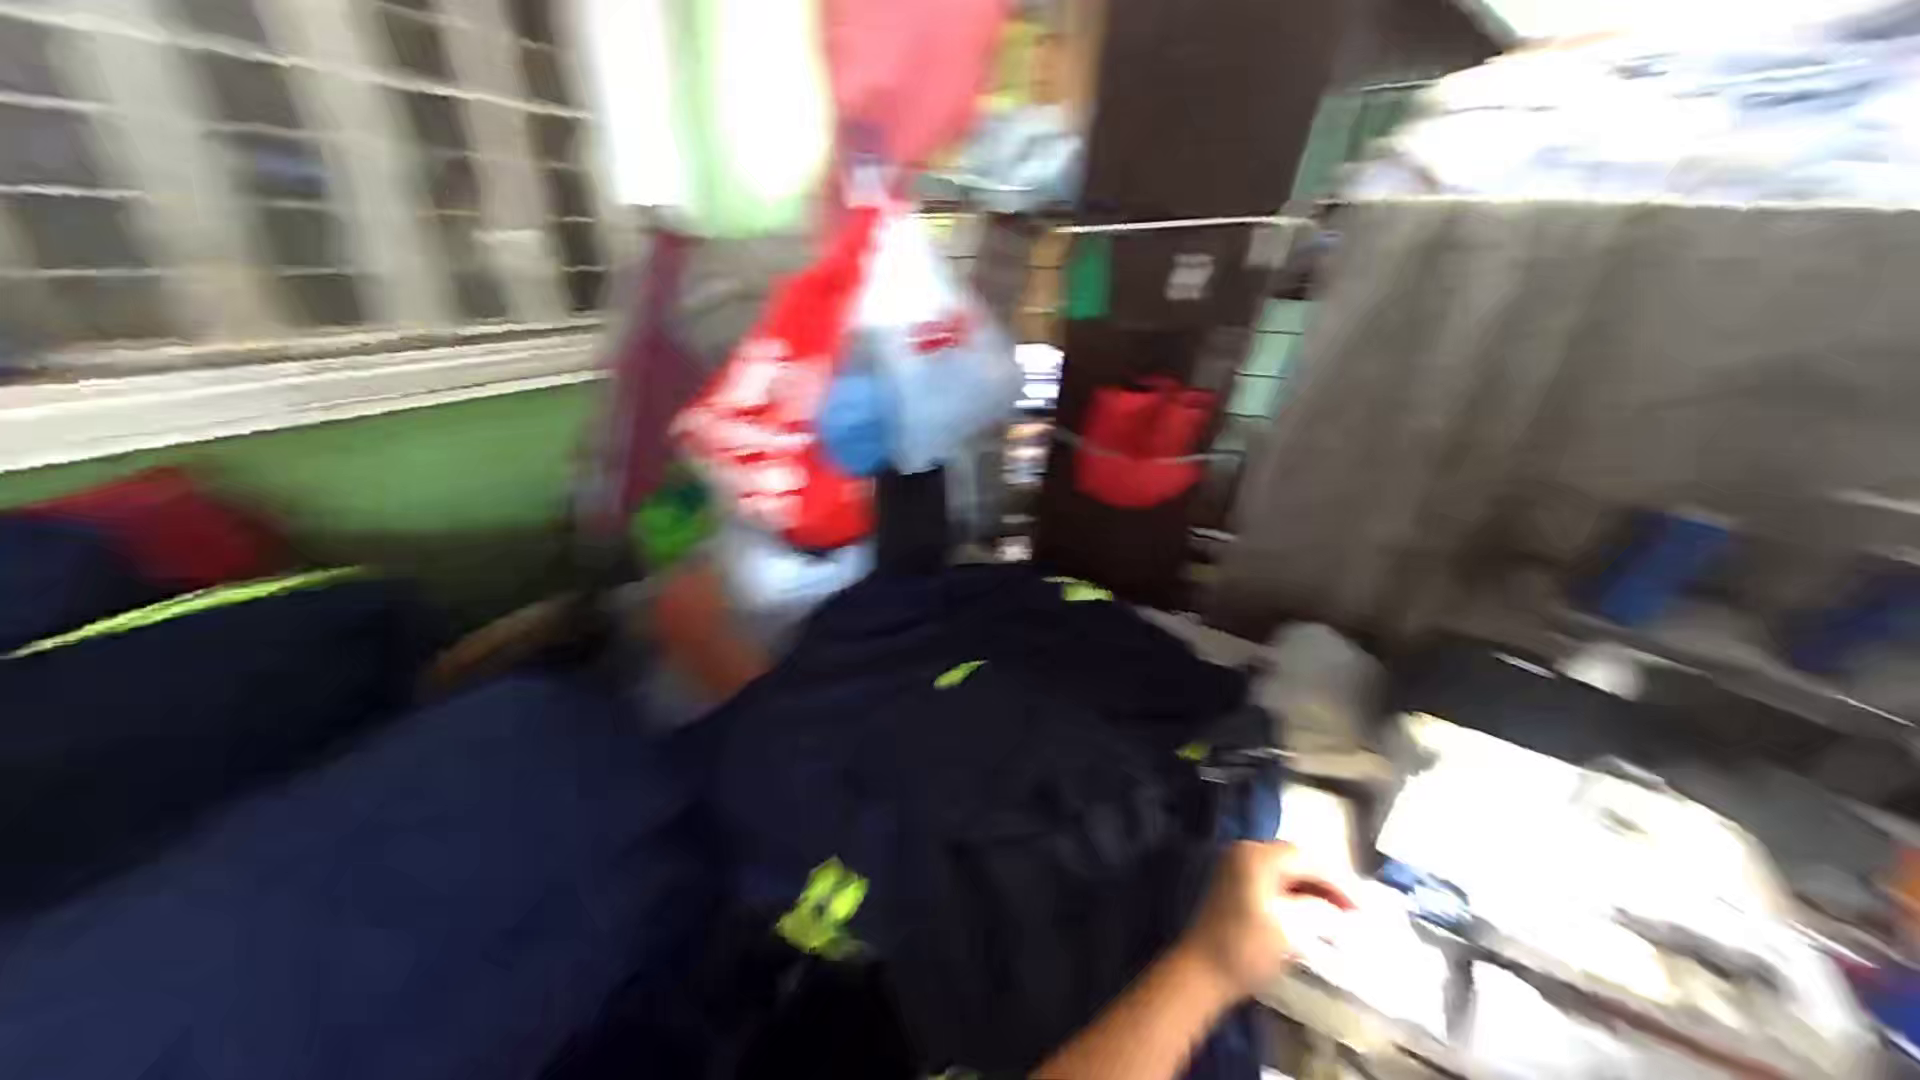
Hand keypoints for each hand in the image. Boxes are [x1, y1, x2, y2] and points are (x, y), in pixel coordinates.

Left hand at [1175, 841, 1355, 1000]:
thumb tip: (1339, 909)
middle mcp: (1244, 851)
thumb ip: (1319, 912)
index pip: (1307, 859)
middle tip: (1353, 911)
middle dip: (1326, 883)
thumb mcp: (1290, 929)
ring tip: (1338, 916)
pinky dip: (1293, 894)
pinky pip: (1271, 879)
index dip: (1338, 882)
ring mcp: (1235, 865)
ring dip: (1311, 889)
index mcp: (1257, 856)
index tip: (1363, 910)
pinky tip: (1311, 915)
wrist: (1202, 970)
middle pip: (1295, 859)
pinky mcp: (1232, 883)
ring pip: (1284, 870)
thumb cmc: (1245, 947)